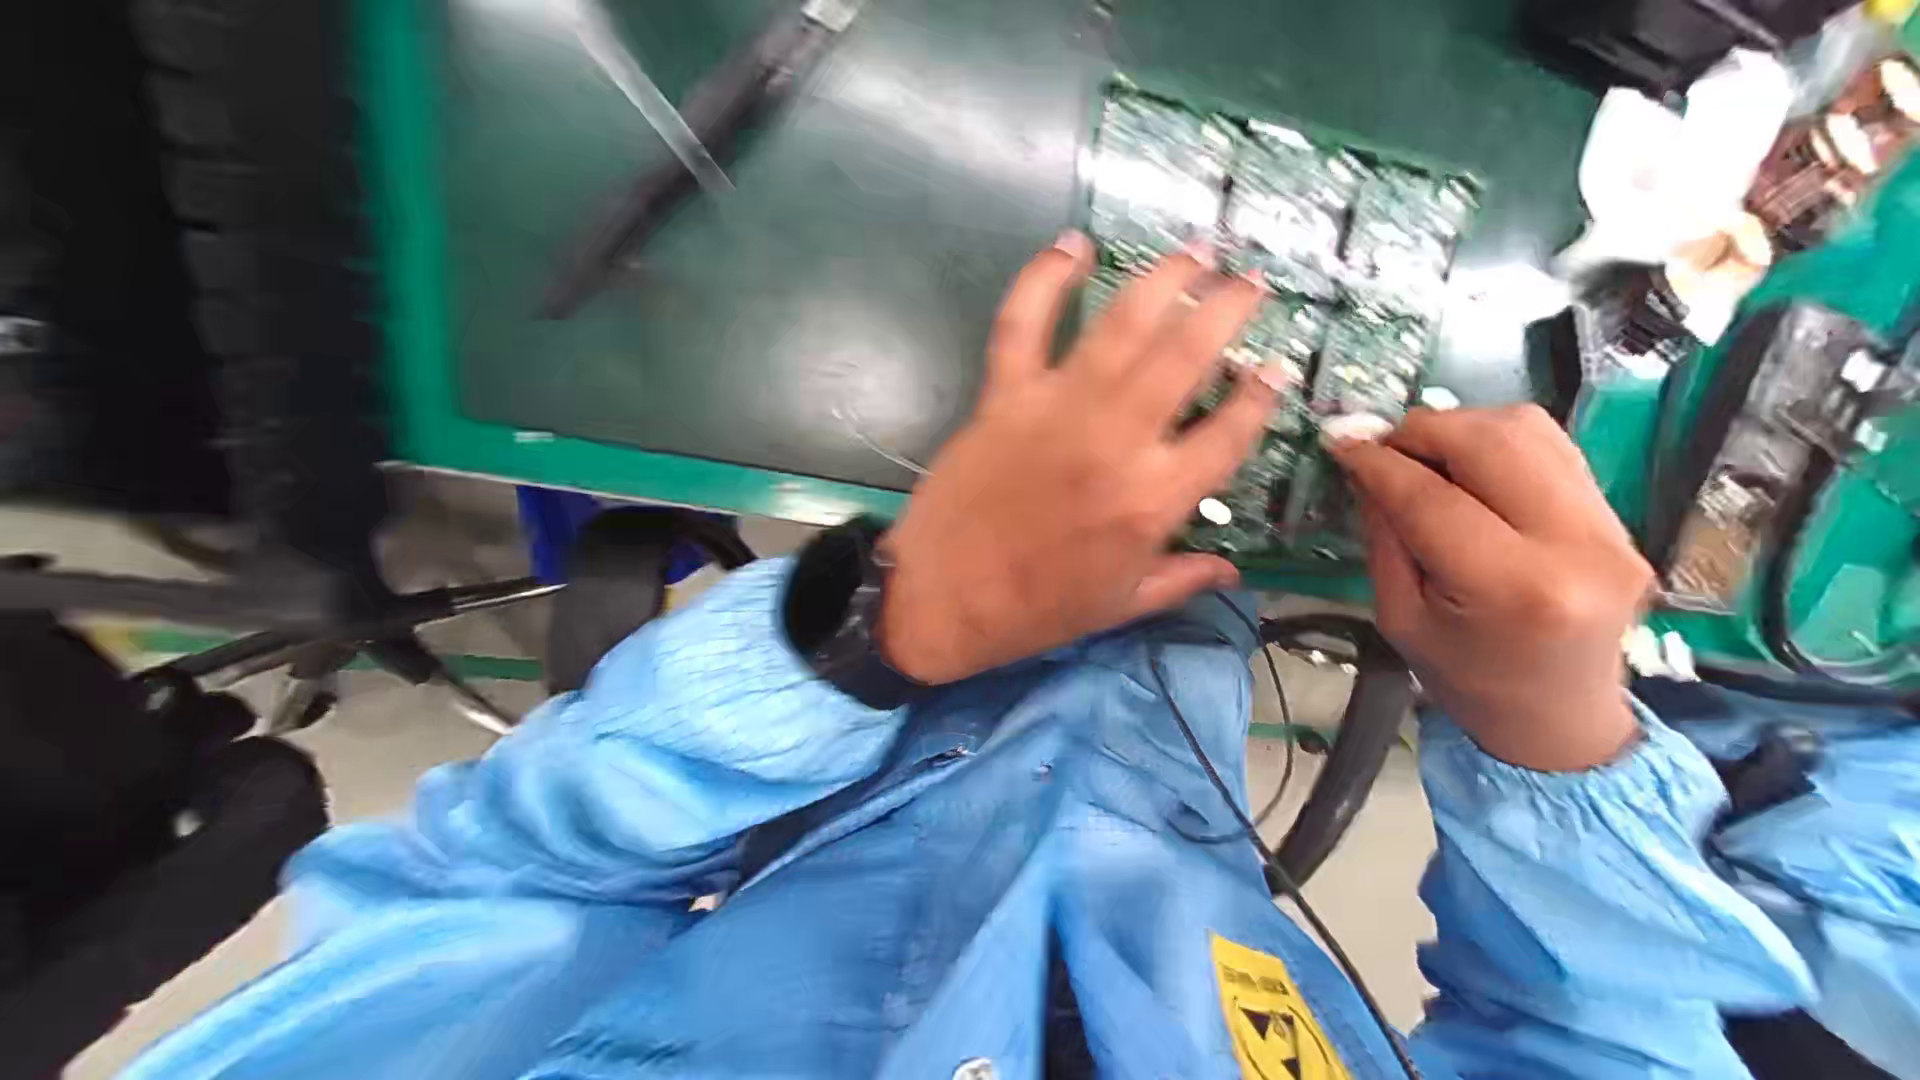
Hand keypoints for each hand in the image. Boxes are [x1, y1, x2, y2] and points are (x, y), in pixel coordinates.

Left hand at [878, 233, 1276, 683]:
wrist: (942, 600)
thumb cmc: (1034, 611)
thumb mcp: (1118, 606)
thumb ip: (1180, 580)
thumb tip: (1233, 570)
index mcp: (1153, 499)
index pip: (1229, 432)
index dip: (1261, 394)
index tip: (1276, 367)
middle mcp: (1115, 441)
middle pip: (1185, 356)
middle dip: (1227, 309)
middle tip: (1248, 284)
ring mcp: (1055, 410)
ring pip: (1121, 326)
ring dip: (1163, 280)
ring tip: (1194, 253)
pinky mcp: (1003, 397)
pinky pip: (1022, 324)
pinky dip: (1043, 278)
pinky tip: (1071, 244)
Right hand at [1327, 405, 1651, 771]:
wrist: (1557, 714)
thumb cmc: (1462, 676)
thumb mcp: (1397, 614)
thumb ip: (1385, 536)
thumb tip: (1365, 469)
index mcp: (1511, 587)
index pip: (1432, 497)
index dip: (1377, 464)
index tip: (1340, 444)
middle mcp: (1575, 547)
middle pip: (1493, 444)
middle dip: (1422, 431)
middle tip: (1381, 446)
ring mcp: (1610, 528)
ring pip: (1529, 431)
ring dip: (1461, 428)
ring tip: (1420, 454)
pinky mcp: (1618, 519)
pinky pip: (1552, 449)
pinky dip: (1496, 442)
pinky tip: (1463, 464)